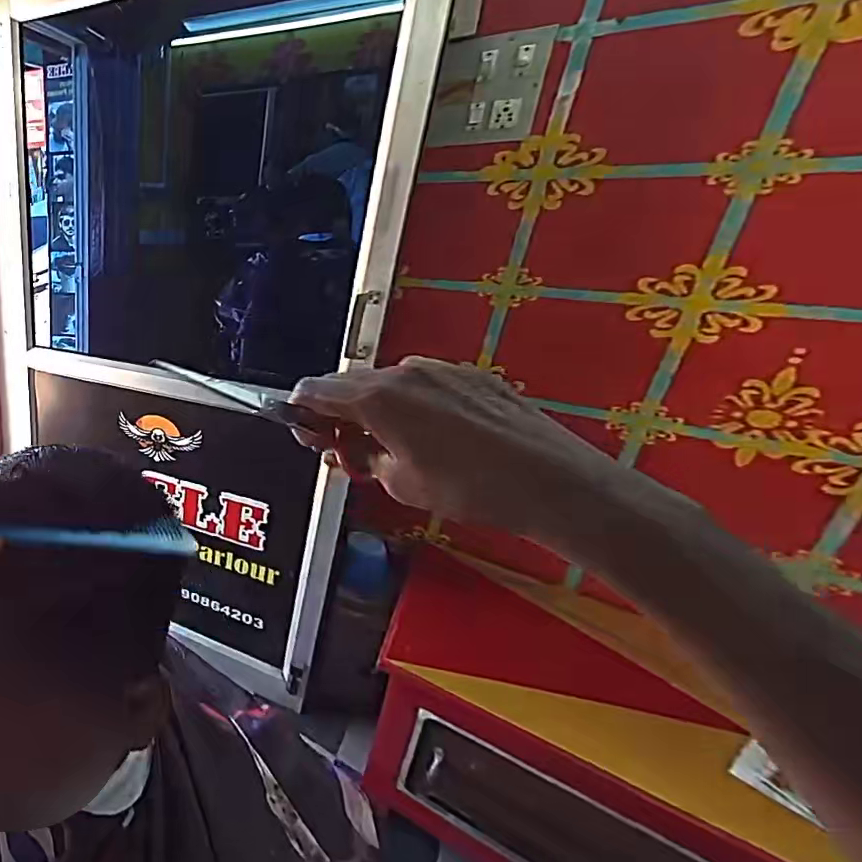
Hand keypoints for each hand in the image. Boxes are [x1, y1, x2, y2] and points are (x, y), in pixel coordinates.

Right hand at [288, 357, 659, 546]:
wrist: (562, 488)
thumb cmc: (476, 490)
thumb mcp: (398, 484)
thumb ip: (362, 458)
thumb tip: (351, 450)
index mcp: (376, 397)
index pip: (311, 390)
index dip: (300, 413)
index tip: (309, 434)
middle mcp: (403, 373)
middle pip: (345, 385)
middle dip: (338, 414)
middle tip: (347, 449)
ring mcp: (440, 371)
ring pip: (385, 384)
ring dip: (376, 410)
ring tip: (394, 448)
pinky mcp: (472, 377)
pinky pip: (423, 385)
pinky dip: (413, 406)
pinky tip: (433, 438)